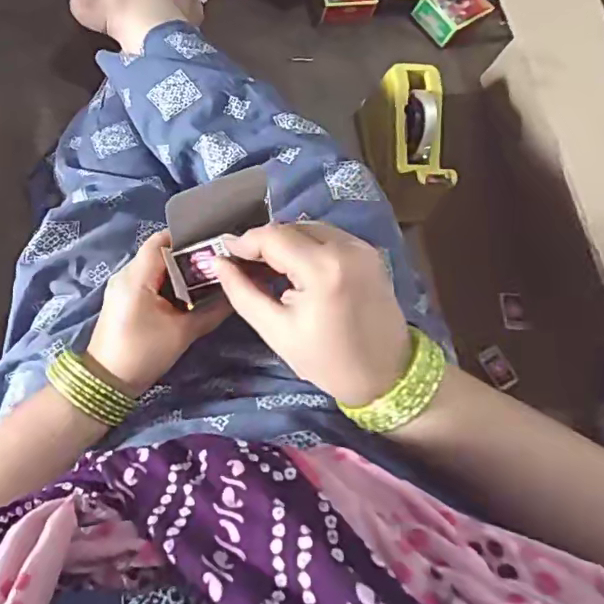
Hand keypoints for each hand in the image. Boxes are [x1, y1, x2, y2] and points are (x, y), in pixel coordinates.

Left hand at [85, 230, 233, 394]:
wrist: (108, 381)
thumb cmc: (144, 353)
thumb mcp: (183, 333)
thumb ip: (211, 311)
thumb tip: (234, 294)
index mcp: (137, 276)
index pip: (161, 240)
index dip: (187, 239)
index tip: (212, 248)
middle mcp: (125, 275)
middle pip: (159, 253)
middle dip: (186, 257)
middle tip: (215, 266)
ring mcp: (121, 287)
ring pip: (153, 268)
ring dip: (177, 272)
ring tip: (205, 280)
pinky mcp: (122, 300)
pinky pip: (146, 281)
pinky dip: (165, 284)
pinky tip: (185, 296)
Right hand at [212, 222, 411, 405]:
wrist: (386, 375)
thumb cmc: (327, 360)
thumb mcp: (276, 331)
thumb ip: (243, 292)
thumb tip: (218, 262)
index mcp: (322, 270)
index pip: (273, 236)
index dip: (244, 242)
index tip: (225, 254)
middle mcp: (345, 248)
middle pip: (290, 227)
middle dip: (263, 242)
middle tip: (243, 265)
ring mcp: (361, 248)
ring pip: (309, 228)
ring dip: (284, 242)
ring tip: (267, 268)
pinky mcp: (369, 253)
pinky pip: (328, 236)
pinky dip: (306, 245)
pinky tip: (296, 268)